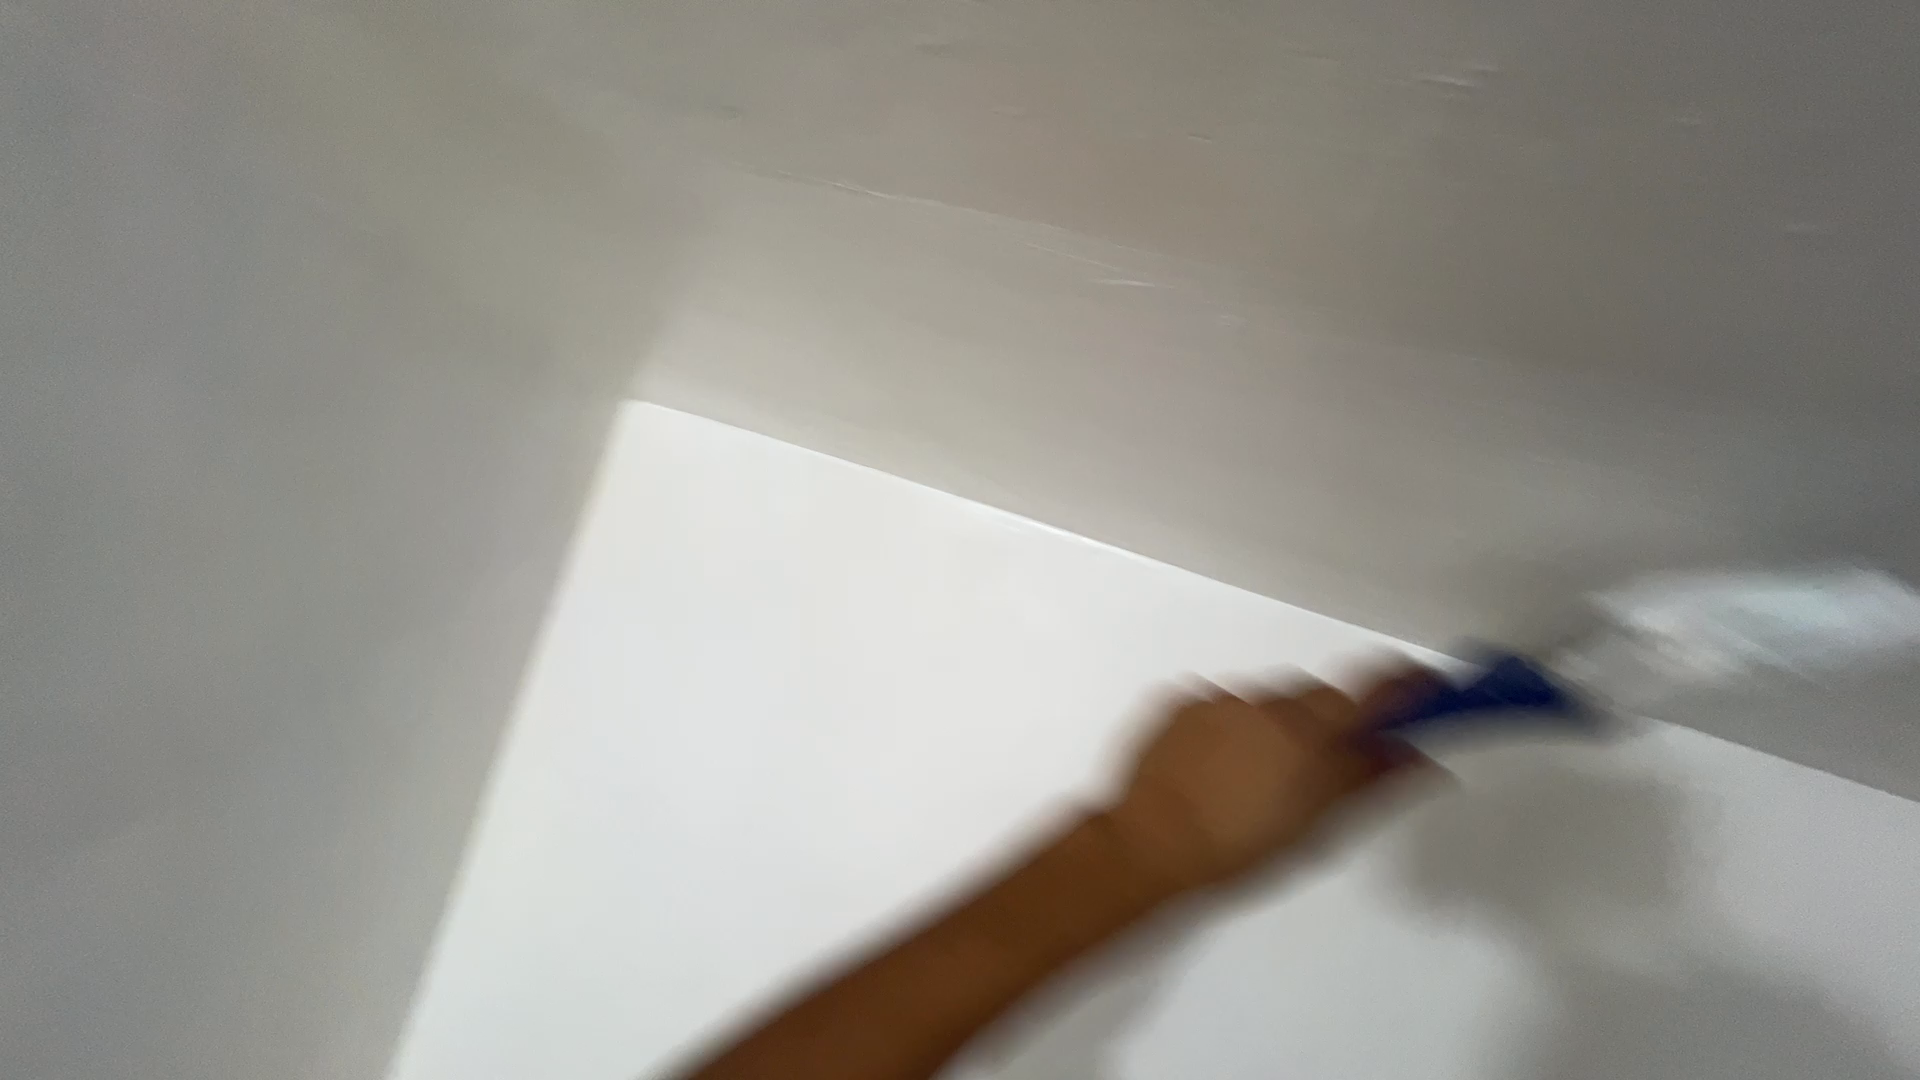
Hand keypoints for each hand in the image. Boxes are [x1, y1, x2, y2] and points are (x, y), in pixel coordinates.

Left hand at [1105, 668, 1441, 892]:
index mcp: (1305, 730)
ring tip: (1247, 780)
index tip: (1427, 686)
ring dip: (1269, 729)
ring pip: (1260, 704)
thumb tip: (1418, 753)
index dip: (1404, 682)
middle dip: (1324, 723)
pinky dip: (1224, 730)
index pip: (1370, 686)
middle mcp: (1260, 700)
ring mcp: (1212, 698)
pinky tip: (1210, 769)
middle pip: (1311, 696)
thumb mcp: (1316, 827)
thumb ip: (1368, 780)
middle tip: (1313, 771)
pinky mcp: (1175, 703)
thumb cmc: (1240, 848)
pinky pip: (1215, 707)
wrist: (1148, 842)